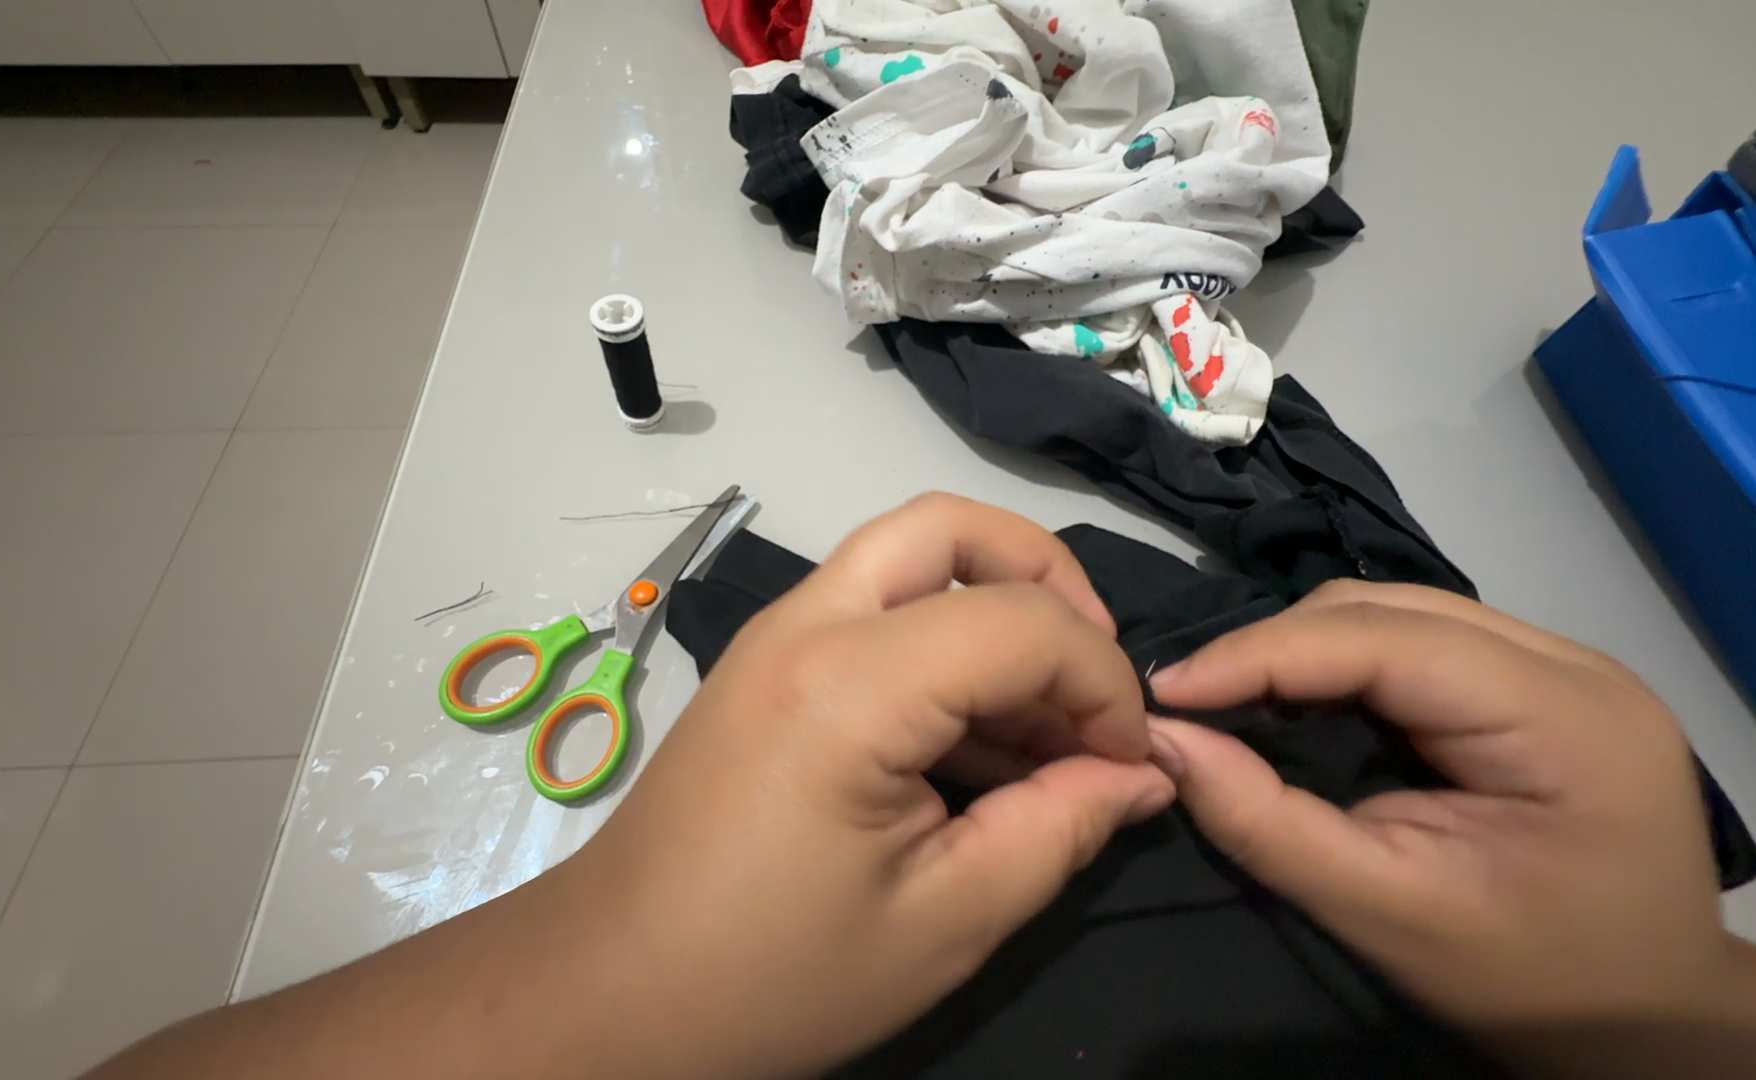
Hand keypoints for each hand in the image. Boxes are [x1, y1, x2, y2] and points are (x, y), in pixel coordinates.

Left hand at [535, 493, 1171, 1079]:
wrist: (614, 984)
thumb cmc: (772, 972)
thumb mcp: (943, 921)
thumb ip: (1058, 830)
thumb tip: (1141, 773)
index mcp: (851, 684)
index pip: (1021, 622)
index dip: (1102, 681)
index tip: (1128, 758)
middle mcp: (808, 624)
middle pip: (949, 527)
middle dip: (1045, 578)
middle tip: (1088, 672)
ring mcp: (777, 632)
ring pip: (907, 552)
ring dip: (992, 604)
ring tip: (1040, 714)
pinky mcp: (767, 659)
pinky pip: (875, 606)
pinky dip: (943, 638)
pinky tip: (977, 733)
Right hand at [1145, 581, 1755, 1072]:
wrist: (1633, 1010)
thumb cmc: (1520, 976)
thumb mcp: (1377, 911)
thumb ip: (1261, 820)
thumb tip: (1161, 737)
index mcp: (1564, 724)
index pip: (1383, 643)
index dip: (1260, 654)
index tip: (1168, 690)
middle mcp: (1565, 665)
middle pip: (1378, 609)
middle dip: (1269, 647)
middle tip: (1194, 700)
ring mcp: (1549, 659)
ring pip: (1380, 608)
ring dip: (1293, 646)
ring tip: (1234, 697)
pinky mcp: (1519, 671)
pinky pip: (1394, 630)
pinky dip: (1324, 655)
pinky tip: (1294, 695)